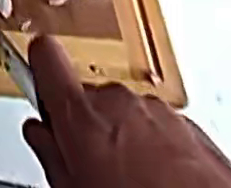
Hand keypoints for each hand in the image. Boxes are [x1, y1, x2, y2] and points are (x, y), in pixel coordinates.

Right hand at [23, 37, 230, 187]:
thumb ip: (52, 157)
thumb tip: (40, 135)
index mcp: (82, 116)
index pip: (45, 55)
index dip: (39, 66)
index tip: (39, 82)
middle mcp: (119, 101)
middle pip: (88, 95)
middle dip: (89, 126)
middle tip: (95, 168)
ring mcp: (158, 111)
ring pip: (125, 113)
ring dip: (126, 138)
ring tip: (137, 185)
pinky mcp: (192, 128)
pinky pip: (160, 128)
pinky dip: (159, 150)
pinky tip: (165, 187)